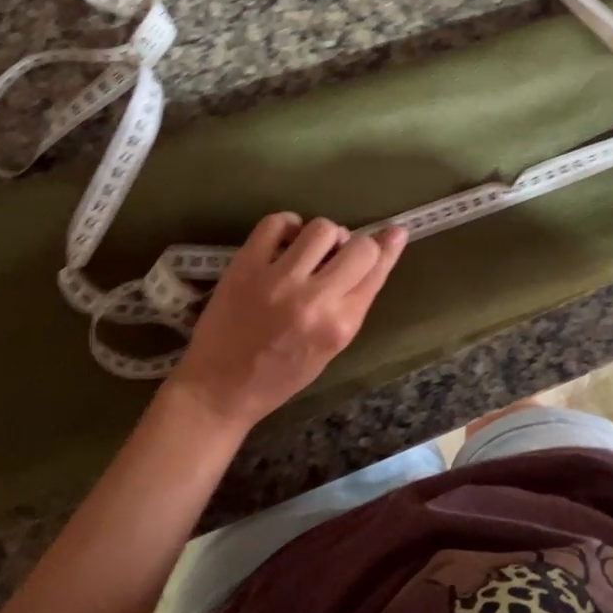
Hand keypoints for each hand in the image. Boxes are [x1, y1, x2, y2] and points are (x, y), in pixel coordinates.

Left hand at [170, 214, 406, 430]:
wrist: (219, 390)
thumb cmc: (280, 375)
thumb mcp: (330, 348)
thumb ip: (354, 302)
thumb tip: (379, 256)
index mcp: (340, 326)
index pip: (376, 270)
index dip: (388, 247)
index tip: (394, 232)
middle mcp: (315, 300)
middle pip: (358, 246)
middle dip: (355, 245)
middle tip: (338, 255)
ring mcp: (278, 281)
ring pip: (322, 229)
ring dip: (322, 235)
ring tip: (309, 250)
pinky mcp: (246, 267)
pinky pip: (277, 223)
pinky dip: (287, 225)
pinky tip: (285, 240)